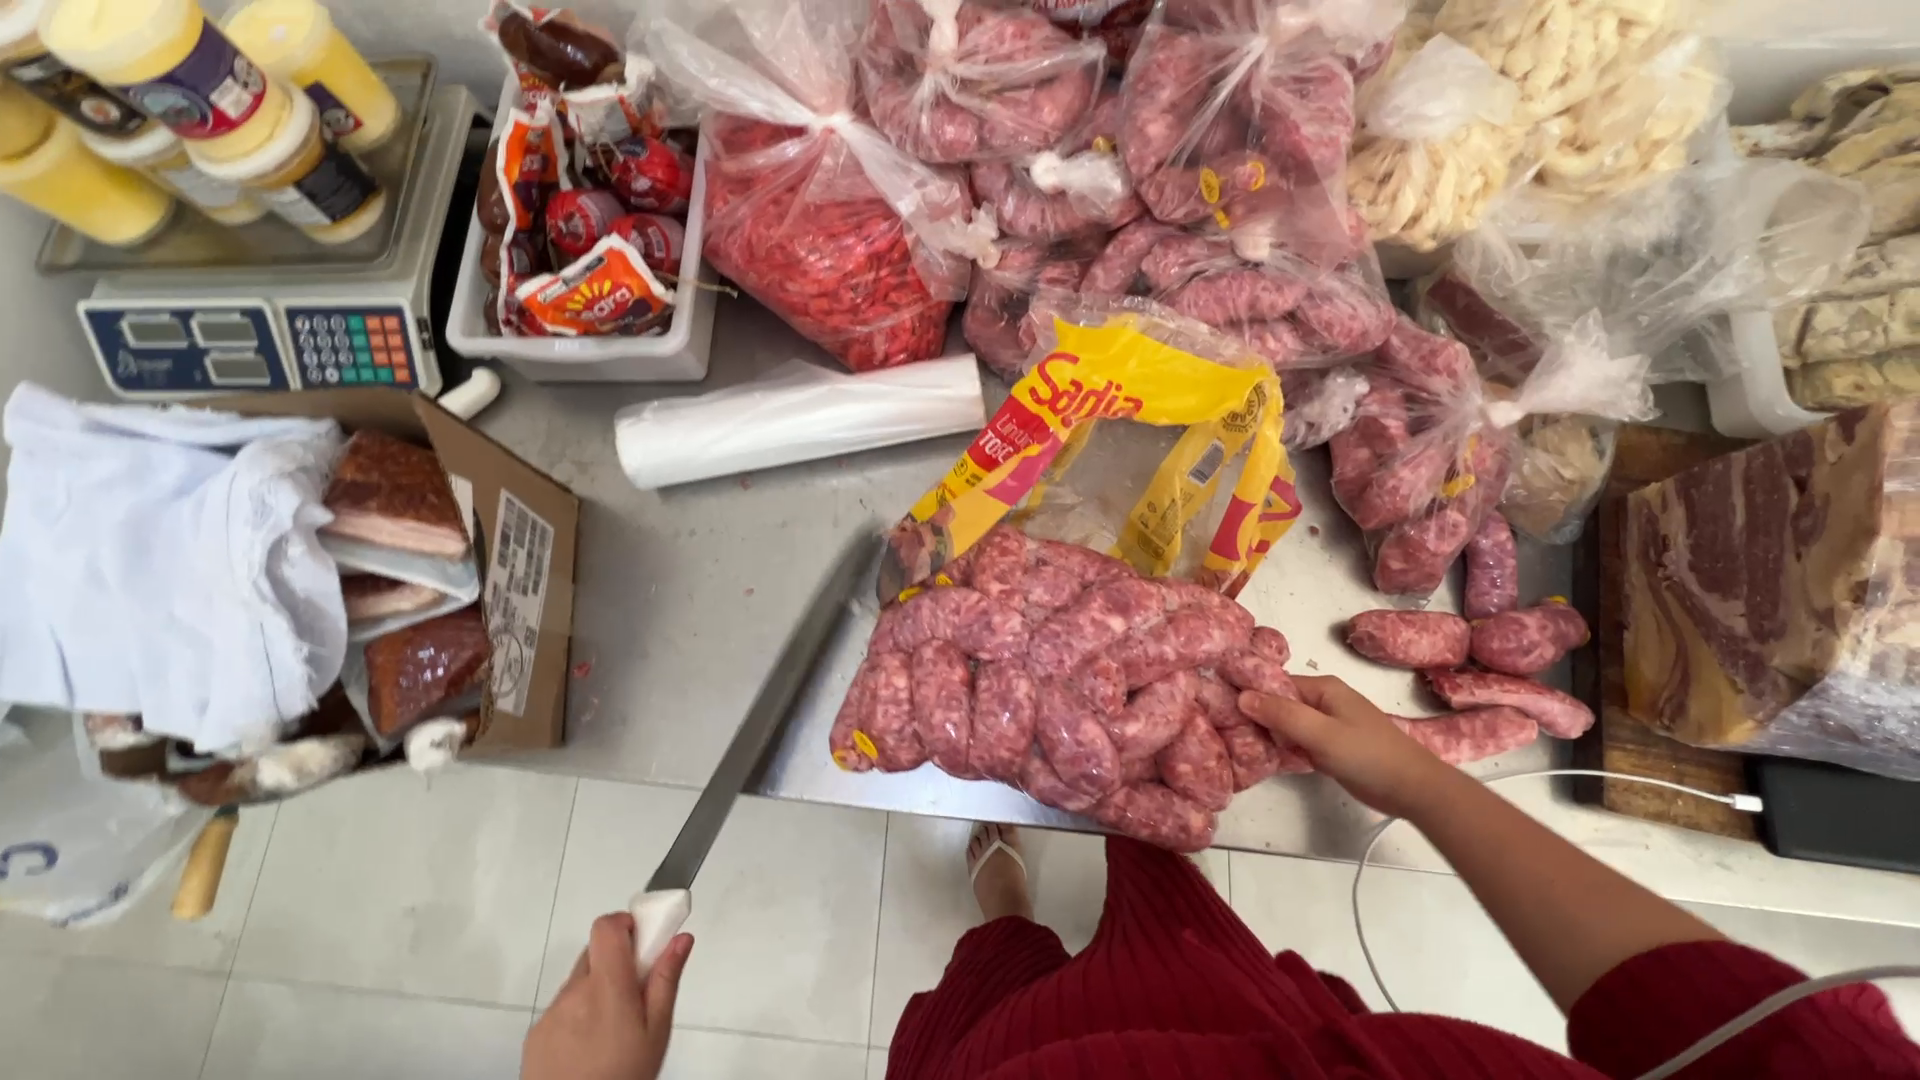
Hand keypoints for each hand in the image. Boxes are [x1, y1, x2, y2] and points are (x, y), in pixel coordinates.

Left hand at [522, 912, 692, 1079]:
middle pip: (594, 953)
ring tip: (612, 1031)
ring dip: (597, 990)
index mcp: (607, 987)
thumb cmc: (625, 1077)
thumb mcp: (657, 1031)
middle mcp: (573, 993)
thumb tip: (681, 937)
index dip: (625, 924)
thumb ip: (666, 979)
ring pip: (578, 982)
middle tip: (636, 993)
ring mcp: (550, 1014)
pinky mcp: (535, 1036)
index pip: (606, 927)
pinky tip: (589, 1047)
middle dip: (617, 961)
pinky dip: (577, 1015)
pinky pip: (561, 1009)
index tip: (643, 942)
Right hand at [1237, 675, 1458, 819]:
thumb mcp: (1321, 733)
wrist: (1414, 790)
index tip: (1221, 709)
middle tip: (1227, 733)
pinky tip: (1264, 759)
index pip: (1274, 684)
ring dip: (1268, 735)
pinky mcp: (1330, 747)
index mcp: (1322, 688)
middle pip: (1278, 703)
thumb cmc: (1369, 755)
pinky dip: (1283, 748)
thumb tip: (1241, 696)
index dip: (1249, 694)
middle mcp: (1323, 701)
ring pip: (1286, 724)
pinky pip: (1297, 741)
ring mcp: (1327, 724)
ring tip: (1239, 746)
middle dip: (1256, 717)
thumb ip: (1282, 715)